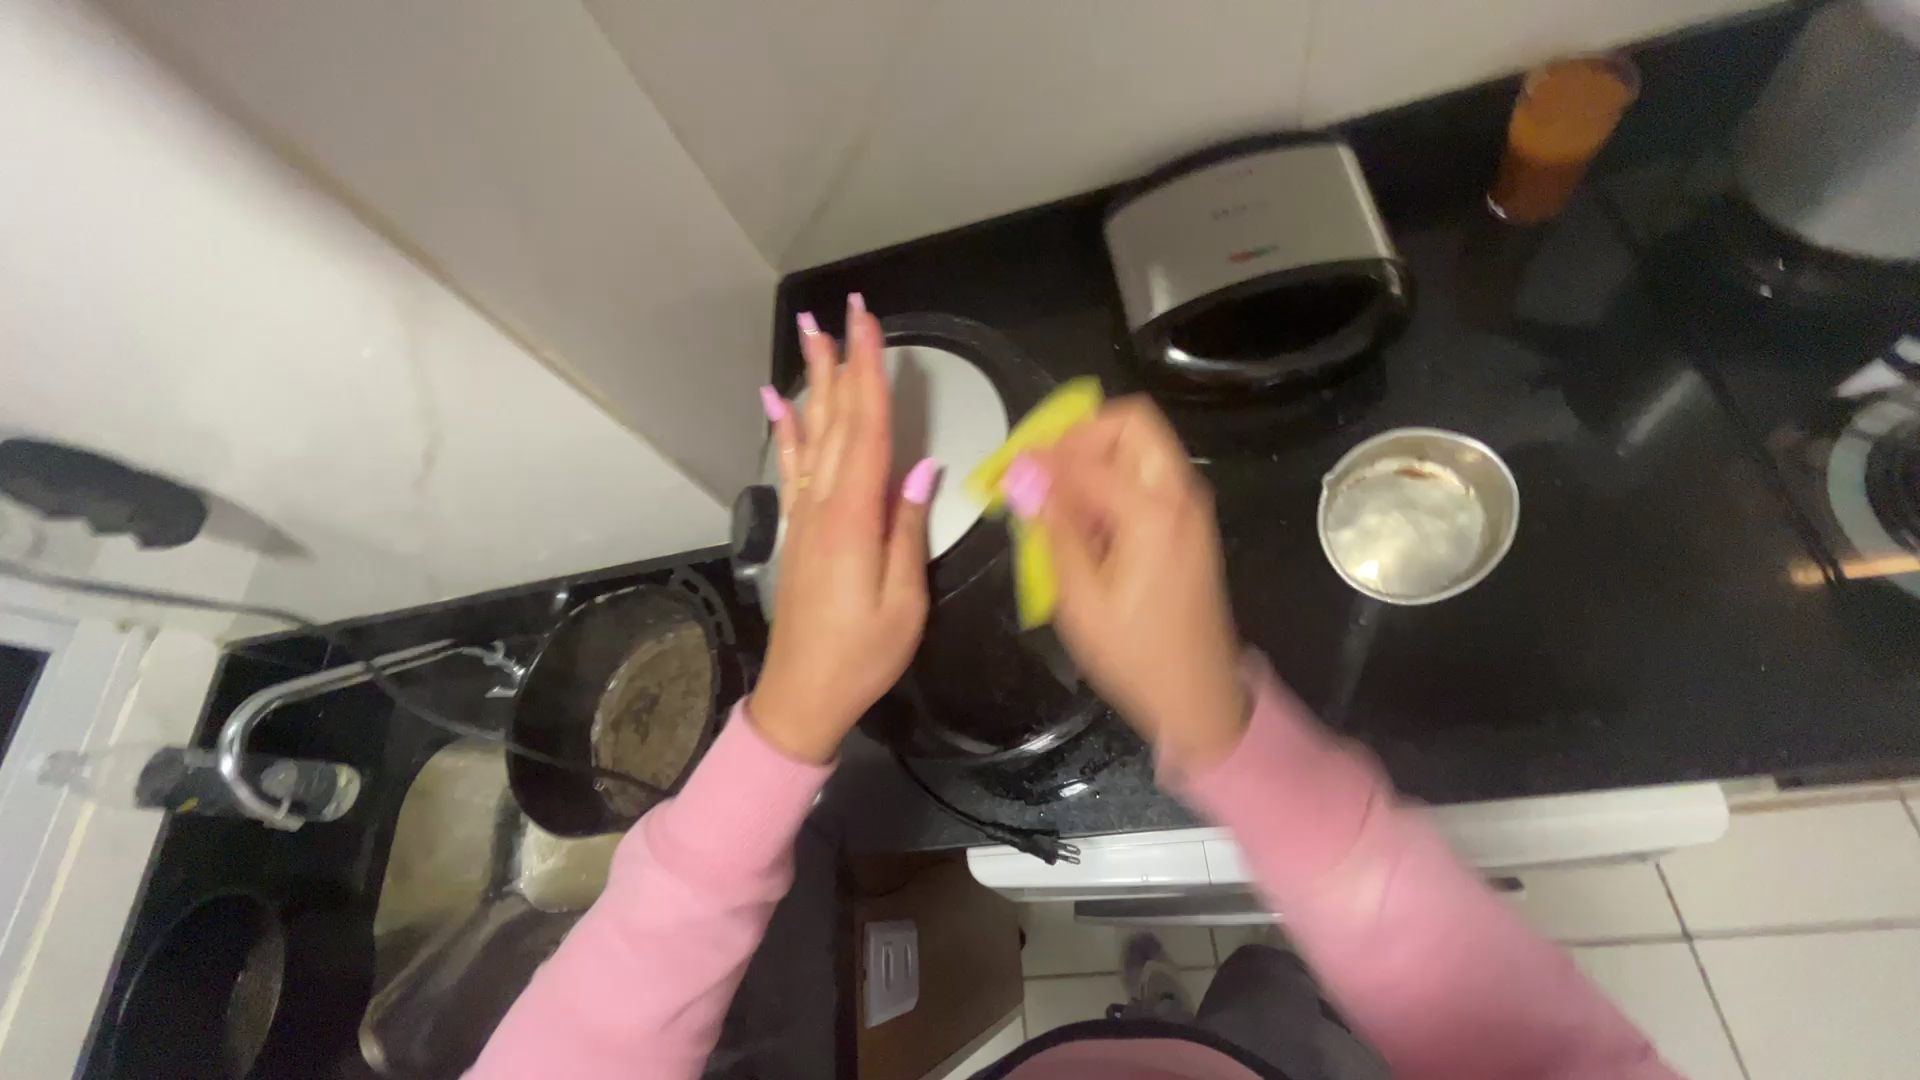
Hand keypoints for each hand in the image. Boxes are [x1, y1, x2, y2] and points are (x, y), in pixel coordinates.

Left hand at [750, 295, 940, 763]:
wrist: (803, 693)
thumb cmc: (863, 654)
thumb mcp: (903, 600)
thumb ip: (906, 529)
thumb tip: (920, 469)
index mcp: (854, 518)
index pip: (867, 429)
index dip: (869, 372)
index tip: (868, 325)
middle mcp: (823, 505)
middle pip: (835, 420)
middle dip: (839, 362)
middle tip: (836, 312)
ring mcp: (805, 516)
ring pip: (811, 435)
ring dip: (813, 383)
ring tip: (808, 338)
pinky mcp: (798, 530)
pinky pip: (791, 469)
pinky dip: (786, 431)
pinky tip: (778, 403)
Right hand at [1012, 397, 1246, 768]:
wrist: (1198, 694)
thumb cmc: (1135, 656)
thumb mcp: (1081, 599)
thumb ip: (1054, 529)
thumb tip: (1023, 477)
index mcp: (1153, 513)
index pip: (1087, 458)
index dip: (1042, 458)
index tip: (1008, 470)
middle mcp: (1179, 496)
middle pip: (1132, 423)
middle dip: (1081, 436)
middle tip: (1045, 471)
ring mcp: (1190, 507)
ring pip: (1141, 445)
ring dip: (1097, 457)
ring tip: (1061, 502)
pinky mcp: (1189, 522)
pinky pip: (1149, 475)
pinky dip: (1114, 479)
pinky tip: (1088, 522)